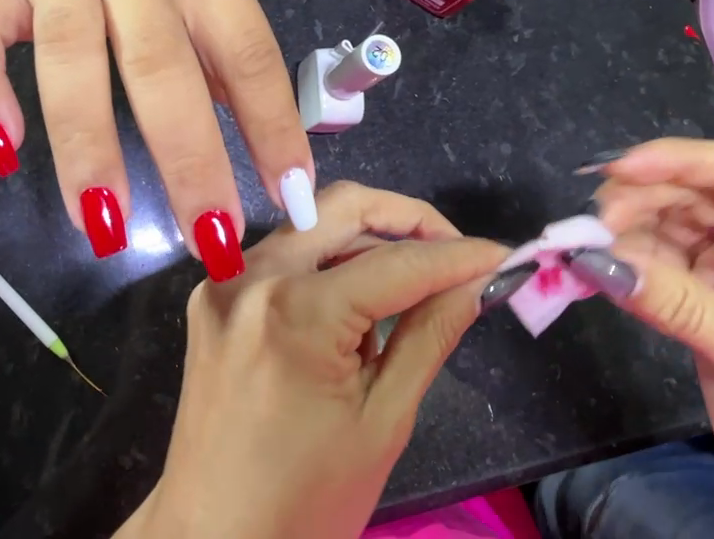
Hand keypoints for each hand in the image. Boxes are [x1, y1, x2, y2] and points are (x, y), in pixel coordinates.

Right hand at [0, 0, 315, 277]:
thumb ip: (220, 20)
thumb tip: (241, 111)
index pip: (249, 51)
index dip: (274, 126)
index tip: (292, 198)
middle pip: (164, 68)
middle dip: (191, 160)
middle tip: (211, 244)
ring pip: (73, 58)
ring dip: (89, 146)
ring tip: (105, 228)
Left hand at [120, 182, 509, 538]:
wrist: (213, 536)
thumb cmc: (307, 498)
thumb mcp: (384, 420)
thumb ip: (429, 336)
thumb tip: (475, 281)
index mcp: (296, 312)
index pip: (394, 262)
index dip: (456, 255)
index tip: (501, 254)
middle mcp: (252, 276)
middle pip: (340, 208)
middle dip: (406, 217)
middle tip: (454, 252)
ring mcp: (224, 282)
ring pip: (309, 226)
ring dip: (365, 242)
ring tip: (409, 291)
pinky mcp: (213, 295)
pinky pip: (282, 257)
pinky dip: (325, 266)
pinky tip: (354, 308)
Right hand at [591, 139, 713, 538]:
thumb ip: (680, 305)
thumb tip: (593, 260)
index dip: (677, 160)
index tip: (617, 170)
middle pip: (695, 195)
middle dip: (641, 200)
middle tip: (594, 226)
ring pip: (670, 227)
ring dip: (627, 231)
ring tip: (588, 249)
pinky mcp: (709, 306)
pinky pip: (658, 268)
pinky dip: (625, 266)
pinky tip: (598, 272)